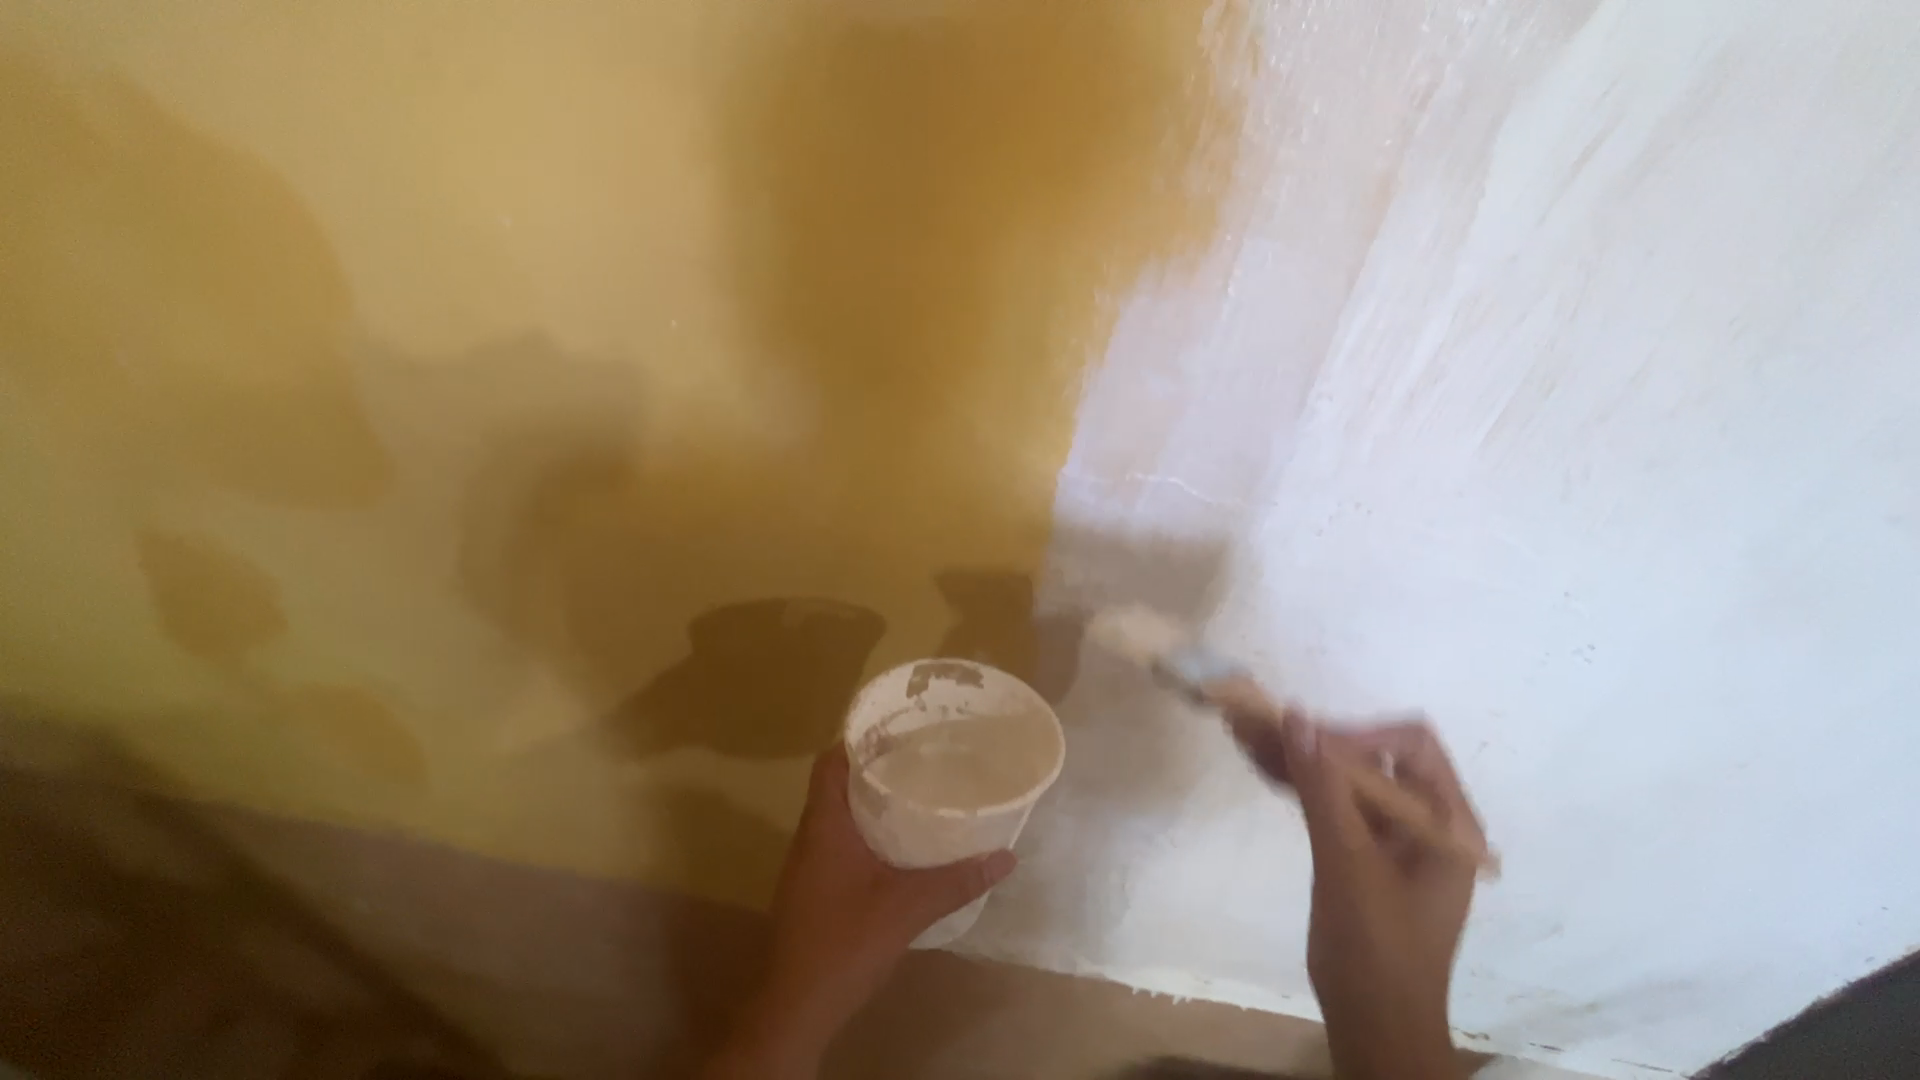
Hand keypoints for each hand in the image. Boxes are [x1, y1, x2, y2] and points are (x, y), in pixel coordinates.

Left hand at [705, 744, 1017, 1079]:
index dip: (859, 740)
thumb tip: (1006, 857)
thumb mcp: (907, 909)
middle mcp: (811, 836)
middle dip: (875, 768)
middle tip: (920, 758)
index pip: (831, 762)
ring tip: (915, 793)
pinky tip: (898, 846)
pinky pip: (839, 842)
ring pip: (838, 815)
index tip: (898, 730)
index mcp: (825, 825)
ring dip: (870, 801)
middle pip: (837, 784)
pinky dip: (866, 832)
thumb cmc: (845, 943)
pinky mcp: (813, 888)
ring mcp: (808, 864)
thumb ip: (956, 882)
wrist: (796, 1007)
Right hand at [1280, 715, 1482, 1079]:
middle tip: (1258, 725)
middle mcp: (1422, 819)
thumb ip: (1323, 787)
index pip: (1409, 744)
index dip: (1356, 735)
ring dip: (1298, 756)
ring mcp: (1389, 836)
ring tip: (1244, 732)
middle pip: (1370, 756)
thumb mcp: (1348, 863)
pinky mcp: (1359, 850)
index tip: (1304, 745)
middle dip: (1314, 739)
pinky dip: (1296, 783)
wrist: (1372, 1023)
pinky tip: (1259, 764)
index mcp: (1446, 821)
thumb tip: (1296, 717)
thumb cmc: (1376, 947)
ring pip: (1342, 777)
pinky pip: (1329, 802)